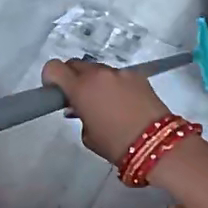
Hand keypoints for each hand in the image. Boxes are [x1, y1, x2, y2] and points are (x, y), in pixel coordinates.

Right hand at [40, 58, 171, 164]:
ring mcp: (120, 72)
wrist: (156, 142)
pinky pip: (118, 75)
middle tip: (78, 98)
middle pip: (76, 64)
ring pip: (98, 69)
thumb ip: (79, 116)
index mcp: (81, 88)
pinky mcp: (138, 75)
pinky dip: (114, 84)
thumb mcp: (88, 135)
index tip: (55, 92)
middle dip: (72, 78)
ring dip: (95, 81)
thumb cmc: (116, 143)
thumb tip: (80, 107)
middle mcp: (99, 74)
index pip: (54, 67)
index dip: (51, 78)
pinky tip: (122, 102)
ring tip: (103, 102)